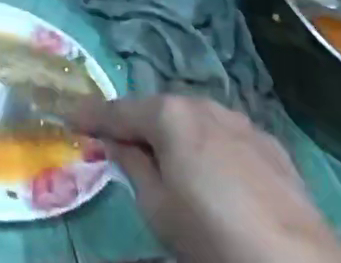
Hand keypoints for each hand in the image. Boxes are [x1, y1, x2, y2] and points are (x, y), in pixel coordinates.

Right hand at [69, 94, 340, 262]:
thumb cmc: (213, 235)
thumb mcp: (157, 208)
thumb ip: (131, 166)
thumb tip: (118, 144)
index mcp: (168, 114)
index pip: (117, 111)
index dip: (90, 116)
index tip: (69, 117)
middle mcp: (202, 104)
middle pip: (156, 110)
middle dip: (137, 125)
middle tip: (117, 145)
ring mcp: (240, 122)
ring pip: (193, 120)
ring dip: (174, 134)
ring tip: (166, 160)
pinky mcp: (270, 145)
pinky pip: (224, 136)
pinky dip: (208, 146)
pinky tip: (211, 172)